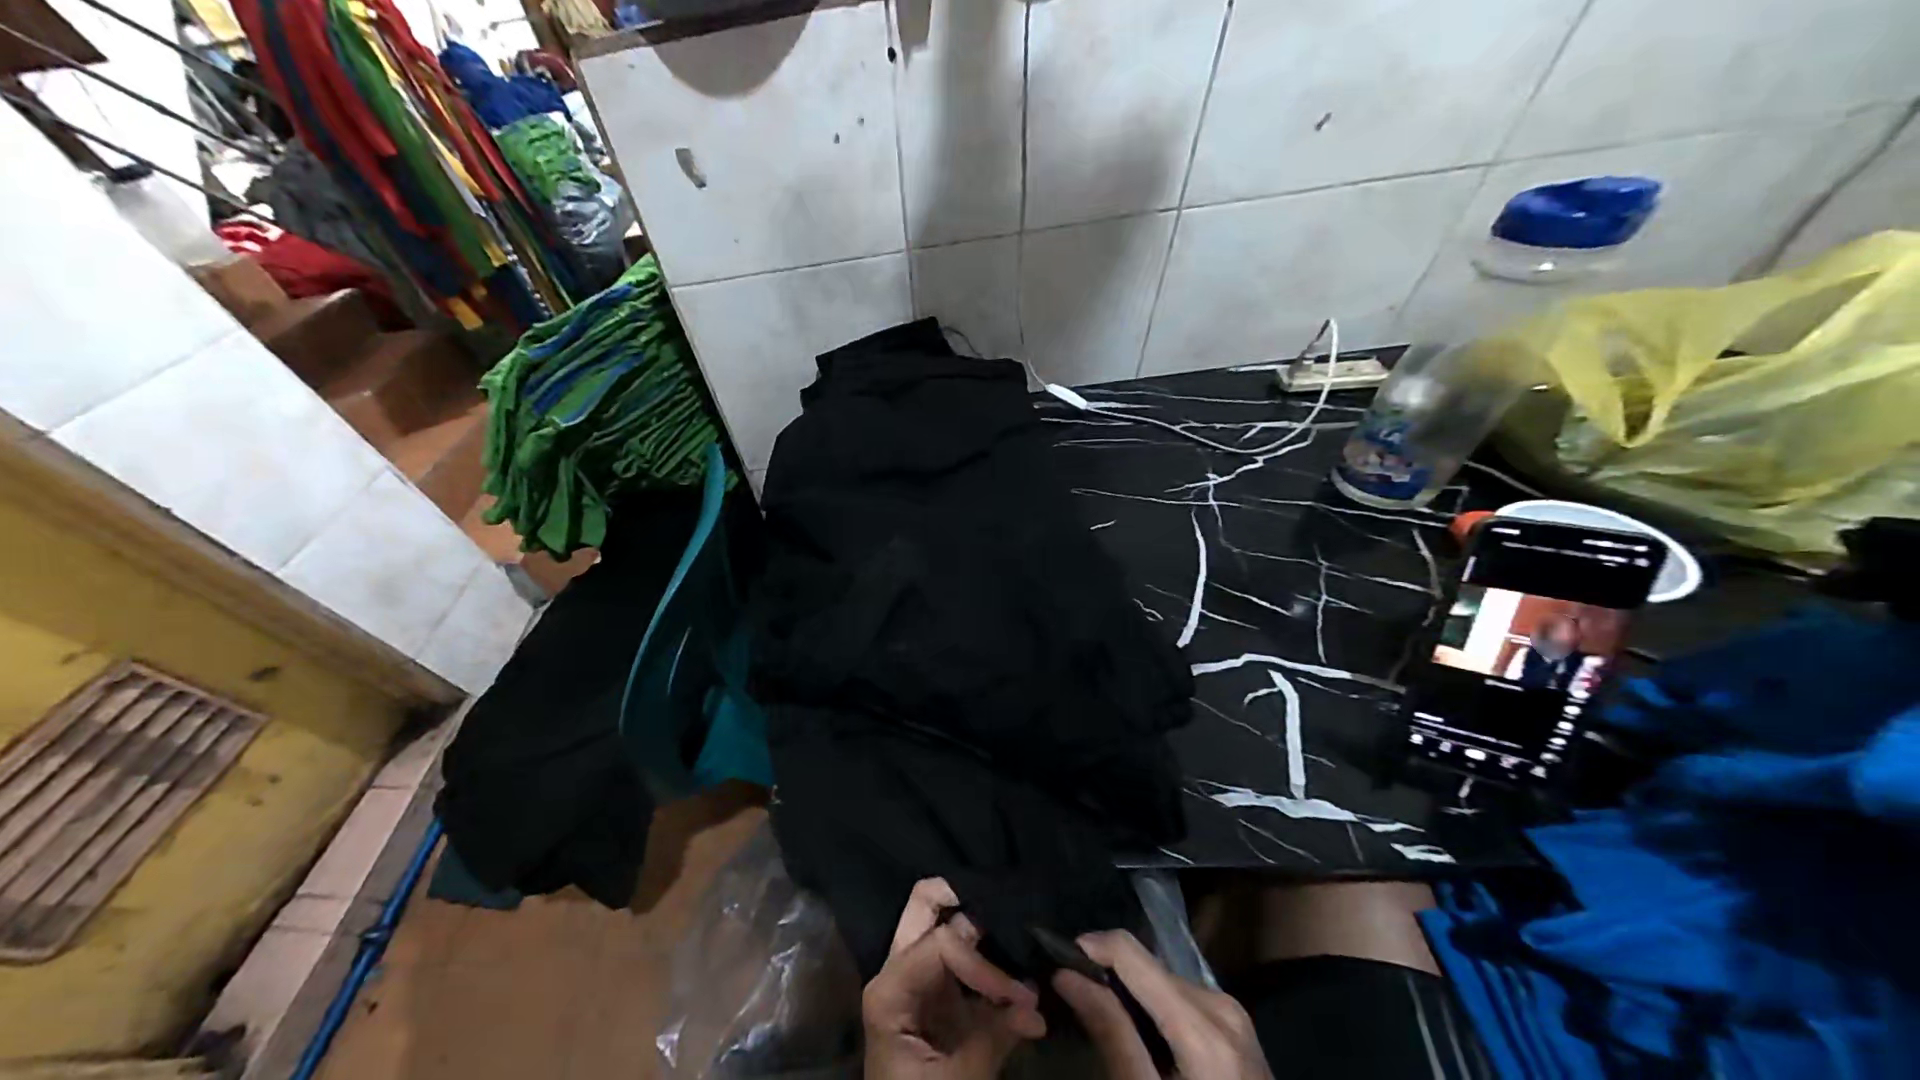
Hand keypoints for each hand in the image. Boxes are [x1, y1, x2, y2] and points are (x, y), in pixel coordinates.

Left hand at [863, 878, 1047, 1079]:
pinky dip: (993, 959)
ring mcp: (920, 978)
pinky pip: (966, 957)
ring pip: (947, 921)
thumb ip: (995, 1036)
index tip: (1021, 995)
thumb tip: (1037, 1004)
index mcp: (890, 988)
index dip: (983, 964)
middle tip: (1009, 912)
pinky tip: (1023, 976)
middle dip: (966, 897)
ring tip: (1023, 943)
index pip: (941, 943)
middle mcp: (900, 970)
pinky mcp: (941, 994)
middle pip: (926, 904)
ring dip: (986, 929)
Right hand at [1053, 930, 1272, 1079]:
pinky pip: (1181, 998)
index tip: (1058, 965)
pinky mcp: (1236, 1024)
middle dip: (1108, 976)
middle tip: (1075, 1004)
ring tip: (1104, 1023)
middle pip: (1147, 967)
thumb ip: (1111, 1035)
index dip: (1090, 948)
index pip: (1132, 952)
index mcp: (1202, 1026)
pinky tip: (1141, 1039)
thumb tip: (1067, 976)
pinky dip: (1153, 1008)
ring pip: (1162, 980)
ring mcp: (1234, 1013)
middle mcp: (1220, 1003)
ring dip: (1129, 992)